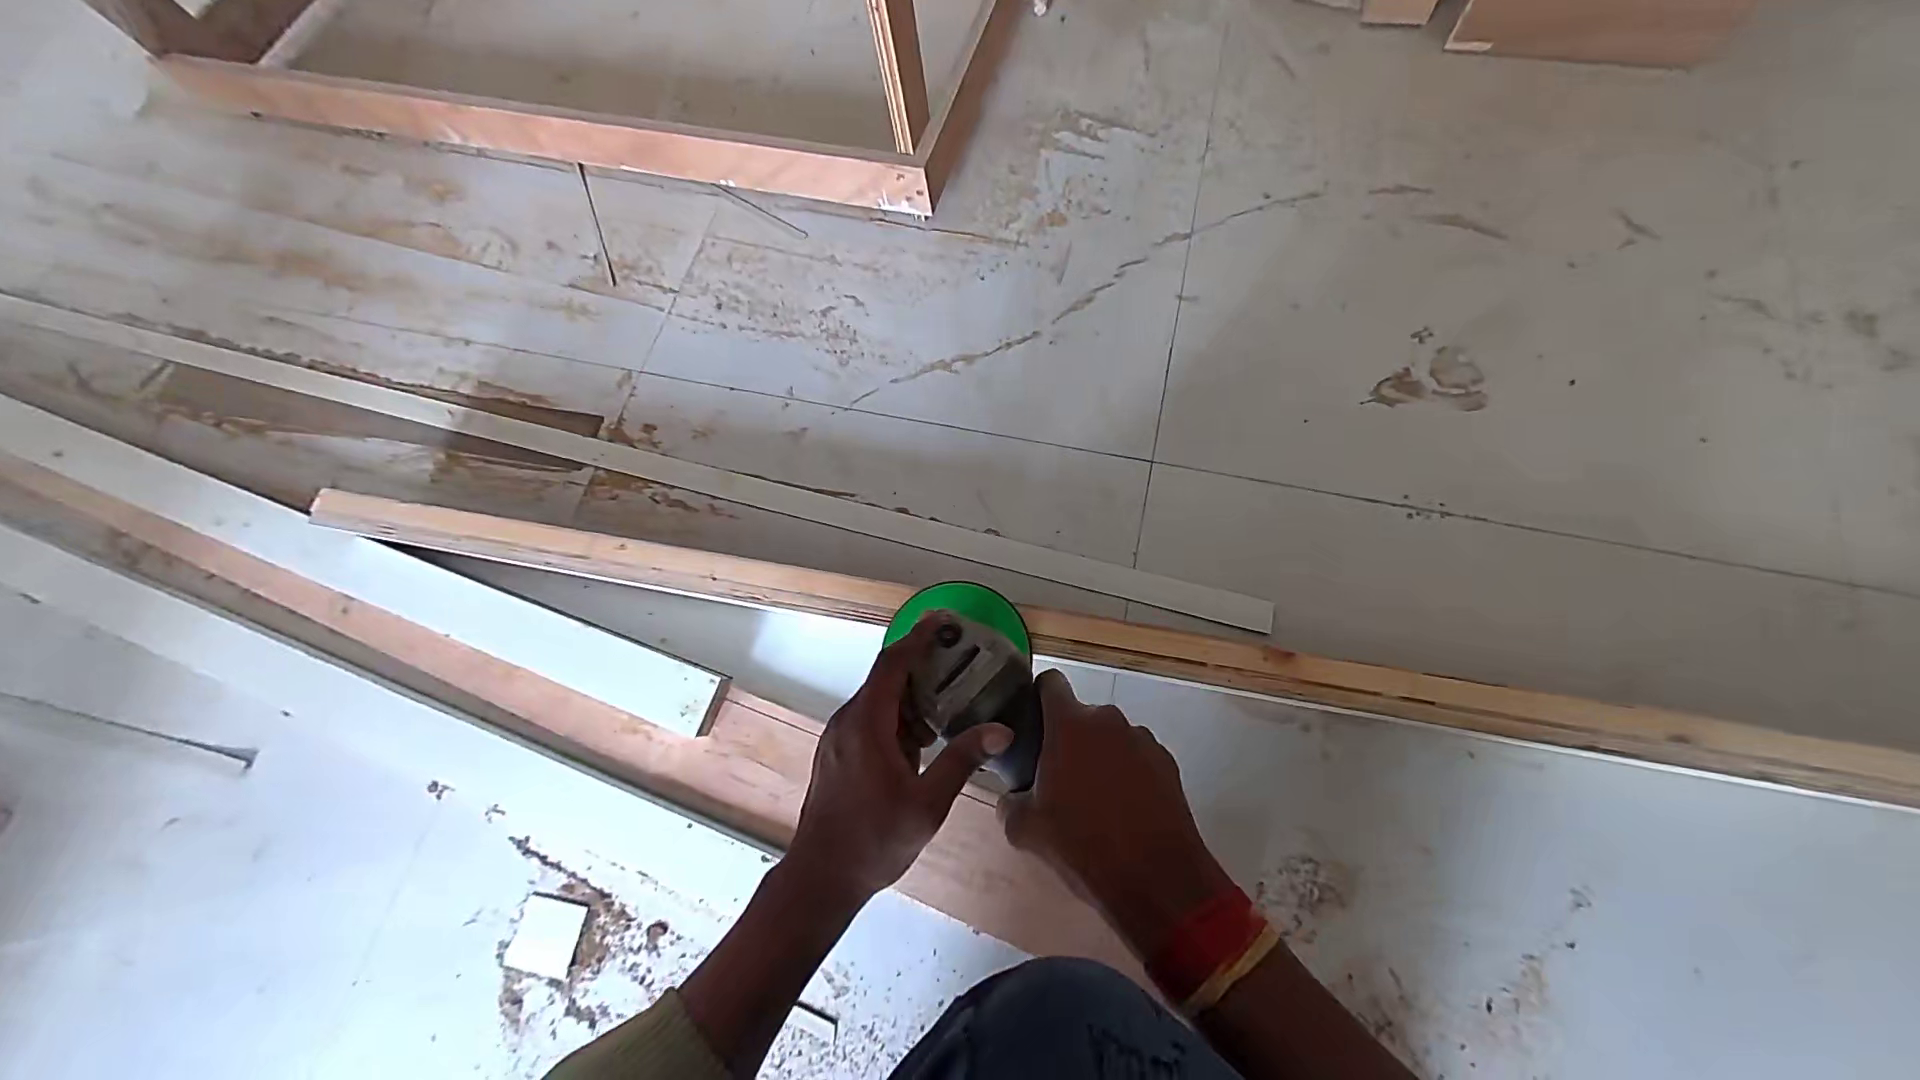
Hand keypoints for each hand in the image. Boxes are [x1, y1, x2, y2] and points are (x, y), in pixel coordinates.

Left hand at [784, 616, 1013, 908]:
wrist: (822, 876)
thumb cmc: (874, 841)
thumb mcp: (928, 803)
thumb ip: (962, 760)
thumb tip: (999, 732)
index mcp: (866, 724)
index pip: (892, 664)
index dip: (918, 638)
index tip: (943, 621)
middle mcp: (848, 722)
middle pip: (886, 678)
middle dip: (922, 667)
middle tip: (959, 662)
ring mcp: (839, 737)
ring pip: (879, 701)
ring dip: (912, 697)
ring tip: (949, 704)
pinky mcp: (838, 752)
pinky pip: (871, 720)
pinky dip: (898, 718)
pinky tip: (923, 740)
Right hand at [997, 669, 1234, 958]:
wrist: (1156, 880)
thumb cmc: (1081, 845)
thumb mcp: (1025, 830)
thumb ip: (1010, 803)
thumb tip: (1012, 798)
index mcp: (1069, 725)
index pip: (1050, 682)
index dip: (1039, 697)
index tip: (1033, 723)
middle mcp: (1108, 721)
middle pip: (1081, 717)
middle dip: (1069, 739)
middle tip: (1059, 778)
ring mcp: (1142, 740)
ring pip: (1111, 738)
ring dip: (1101, 757)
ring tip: (1096, 801)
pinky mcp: (1168, 763)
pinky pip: (1138, 758)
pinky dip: (1129, 774)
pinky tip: (1125, 811)